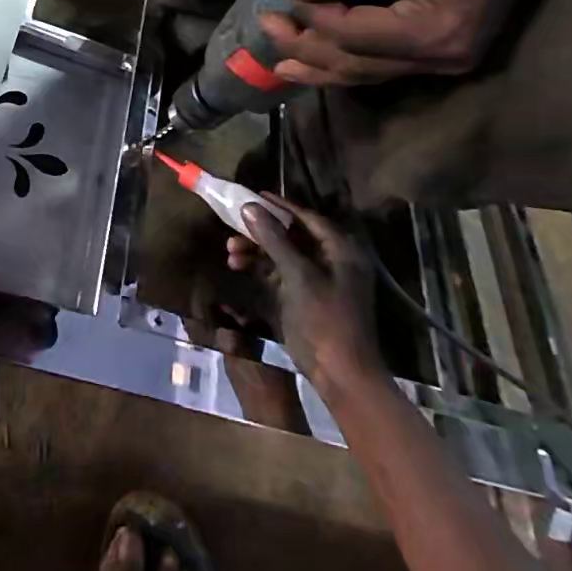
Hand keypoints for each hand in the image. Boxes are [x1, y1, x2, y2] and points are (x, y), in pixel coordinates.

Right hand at [228, 194, 383, 391]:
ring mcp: (319, 280)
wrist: (341, 375)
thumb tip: (251, 207)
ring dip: (257, 251)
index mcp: (340, 248)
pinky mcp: (306, 299)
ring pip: (283, 256)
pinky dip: (261, 270)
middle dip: (261, 232)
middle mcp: (332, 259)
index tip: (253, 195)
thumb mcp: (297, 275)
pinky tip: (238, 267)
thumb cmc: (325, 319)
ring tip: (230, 252)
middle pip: (292, 235)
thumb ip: (274, 239)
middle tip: (233, 228)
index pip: (306, 217)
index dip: (279, 206)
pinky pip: (281, 275)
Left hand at [264, 0, 565, 86]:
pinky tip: (321, 60)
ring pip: (367, 74)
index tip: (278, 0)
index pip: (351, 33)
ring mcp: (446, 64)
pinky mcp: (445, 56)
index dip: (311, 17)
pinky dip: (348, 63)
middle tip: (264, 33)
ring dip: (321, 67)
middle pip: (355, 64)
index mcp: (432, 28)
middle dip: (305, 50)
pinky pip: (384, 67)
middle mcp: (440, 58)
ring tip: (281, 63)